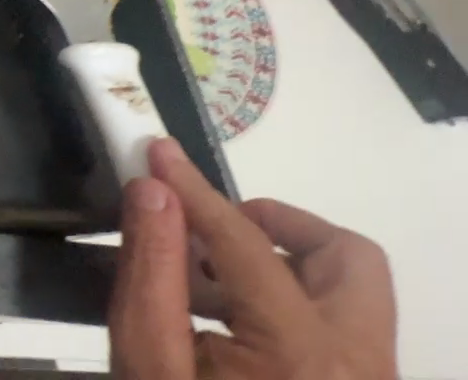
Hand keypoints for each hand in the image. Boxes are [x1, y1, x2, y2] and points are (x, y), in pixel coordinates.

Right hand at [110, 137, 395, 379]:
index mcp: (302, 353)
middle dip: (276, 222)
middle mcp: (361, 364)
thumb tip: (154, 191)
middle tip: (207, 222)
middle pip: (348, 258)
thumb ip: (151, 268)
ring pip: (351, 290)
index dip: (194, 187)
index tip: (155, 150)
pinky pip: (337, 321)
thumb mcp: (146, 354)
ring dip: (278, 260)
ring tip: (202, 277)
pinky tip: (221, 316)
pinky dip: (281, 296)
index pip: (245, 240)